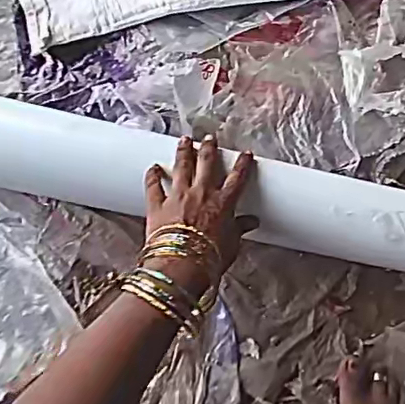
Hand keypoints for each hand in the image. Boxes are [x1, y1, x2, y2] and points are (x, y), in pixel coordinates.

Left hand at [141, 135, 256, 297]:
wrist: (181, 265)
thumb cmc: (209, 258)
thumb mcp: (232, 244)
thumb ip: (240, 230)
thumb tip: (250, 223)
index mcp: (223, 203)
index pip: (237, 178)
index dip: (243, 164)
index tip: (245, 154)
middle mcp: (201, 194)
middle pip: (207, 164)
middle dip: (209, 148)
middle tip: (210, 138)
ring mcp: (178, 197)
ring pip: (182, 167)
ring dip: (184, 151)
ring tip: (185, 140)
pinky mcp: (157, 205)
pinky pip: (154, 186)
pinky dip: (153, 175)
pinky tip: (153, 167)